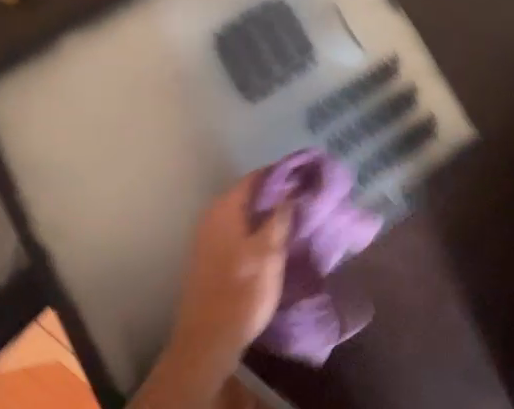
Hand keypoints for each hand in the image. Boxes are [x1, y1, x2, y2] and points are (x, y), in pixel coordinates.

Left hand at [131, 176, 290, 408]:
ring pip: (243, 216)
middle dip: (275, 195)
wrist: (208, 340)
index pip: (257, 177)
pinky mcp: (209, 259)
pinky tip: (272, 244)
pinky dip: (255, 232)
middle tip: (304, 200)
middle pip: (248, 195)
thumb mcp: (269, 252)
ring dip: (265, 216)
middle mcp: (212, 216)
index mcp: (225, 207)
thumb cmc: (242, 291)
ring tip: (294, 221)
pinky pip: (236, 233)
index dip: (282, 174)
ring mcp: (207, 238)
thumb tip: (290, 191)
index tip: (306, 177)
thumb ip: (280, 217)